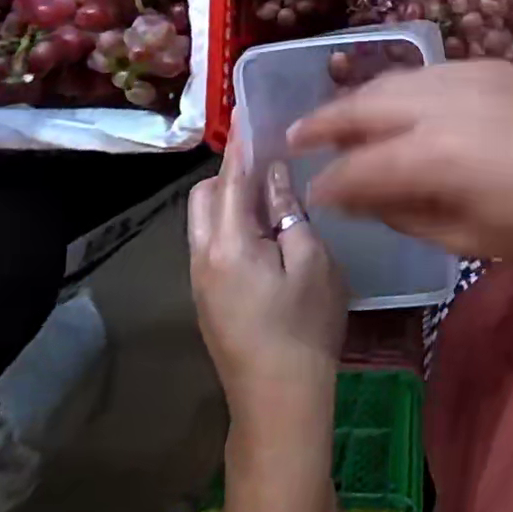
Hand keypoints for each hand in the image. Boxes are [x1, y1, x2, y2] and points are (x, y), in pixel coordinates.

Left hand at [189, 138, 346, 417]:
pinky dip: (230, 222)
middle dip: (231, 172)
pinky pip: (211, 241)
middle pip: (204, 196)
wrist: (278, 398)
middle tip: (269, 161)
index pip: (231, 179)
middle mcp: (202, 256)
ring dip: (229, 198)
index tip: (246, 114)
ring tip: (270, 193)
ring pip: (204, 219)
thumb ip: (289, 212)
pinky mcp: (207, 296)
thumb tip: (273, 175)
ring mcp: (200, 279)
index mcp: (229, 243)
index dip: (240, 144)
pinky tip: (264, 230)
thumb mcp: (312, 261)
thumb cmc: (305, 325)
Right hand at [290, 60, 512, 259]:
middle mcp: (440, 102)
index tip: (311, 196)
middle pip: (361, 105)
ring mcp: (465, 73)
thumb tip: (367, 197)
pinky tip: (395, 105)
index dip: (329, 185)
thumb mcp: (476, 239)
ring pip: (391, 80)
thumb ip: (410, 214)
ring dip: (357, 99)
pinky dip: (399, 88)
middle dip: (323, 122)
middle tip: (293, 136)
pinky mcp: (488, 63)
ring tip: (336, 118)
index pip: (358, 168)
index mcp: (436, 156)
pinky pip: (426, 72)